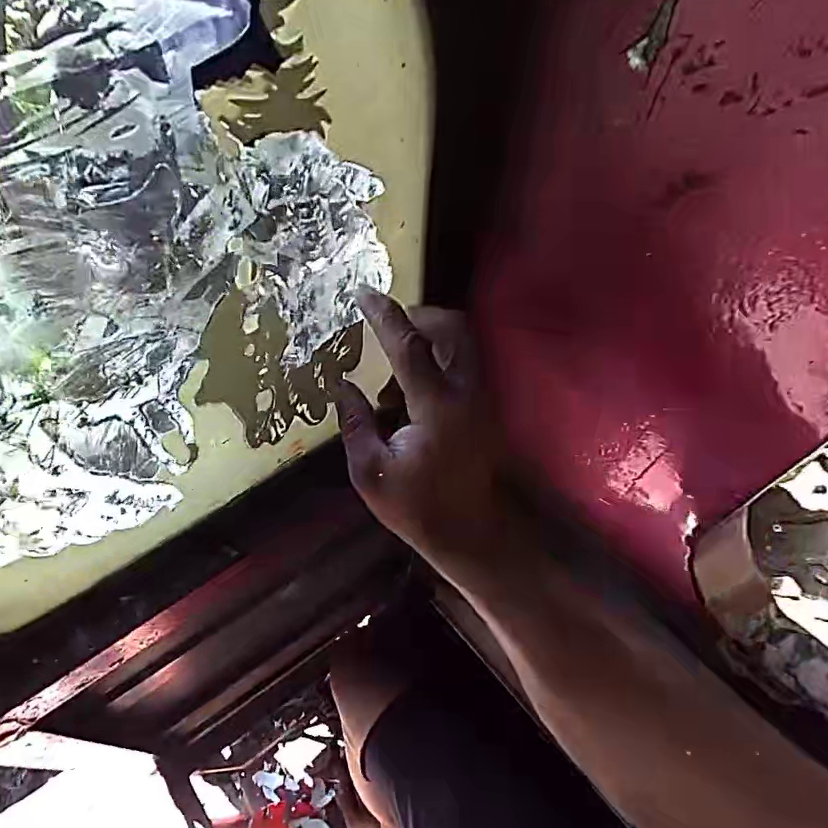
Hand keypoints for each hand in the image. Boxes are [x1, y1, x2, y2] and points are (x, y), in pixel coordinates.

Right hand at [336, 292, 520, 571]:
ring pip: (462, 344)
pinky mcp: (484, 410)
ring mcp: (481, 400)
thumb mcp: (370, 471)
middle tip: (386, 331)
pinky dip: (437, 363)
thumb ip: (355, 423)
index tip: (363, 294)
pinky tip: (410, 400)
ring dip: (428, 341)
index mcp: (436, 405)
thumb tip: (343, 386)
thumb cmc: (417, 508)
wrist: (470, 533)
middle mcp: (466, 392)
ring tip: (393, 380)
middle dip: (419, 316)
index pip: (409, 344)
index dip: (384, 315)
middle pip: (453, 327)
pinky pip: (463, 365)